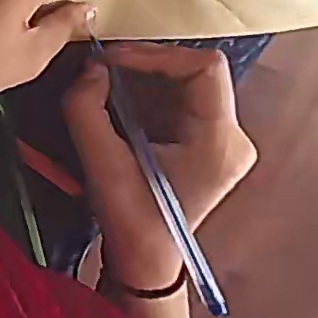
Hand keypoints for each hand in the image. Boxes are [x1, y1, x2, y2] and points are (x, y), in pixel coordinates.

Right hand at [62, 43, 256, 289]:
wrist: (146, 263)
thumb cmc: (130, 218)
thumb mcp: (100, 162)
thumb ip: (85, 107)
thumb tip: (91, 67)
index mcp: (220, 141)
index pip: (205, 67)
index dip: (157, 53)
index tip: (114, 61)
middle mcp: (232, 135)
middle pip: (194, 69)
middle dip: (145, 62)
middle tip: (104, 67)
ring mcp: (223, 138)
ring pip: (185, 79)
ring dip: (143, 75)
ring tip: (107, 82)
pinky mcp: (207, 140)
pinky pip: (179, 95)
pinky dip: (147, 89)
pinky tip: (120, 100)